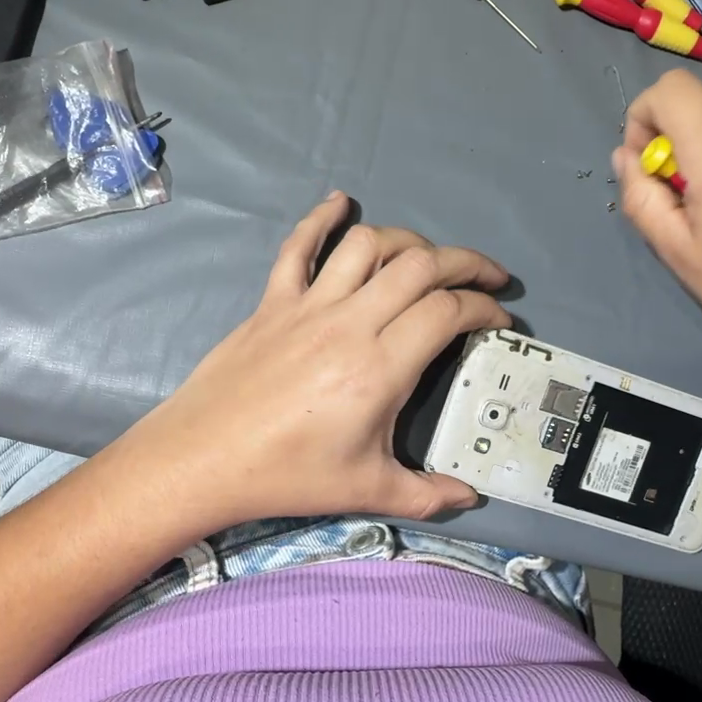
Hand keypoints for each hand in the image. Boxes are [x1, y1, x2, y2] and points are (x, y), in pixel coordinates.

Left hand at [130, 192, 511, 528]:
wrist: (202, 460)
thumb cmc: (288, 476)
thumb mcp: (367, 490)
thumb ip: (427, 494)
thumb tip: (469, 499)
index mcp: (381, 368)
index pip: (447, 312)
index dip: (484, 309)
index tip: (499, 321)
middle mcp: (350, 323)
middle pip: (420, 265)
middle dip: (465, 263)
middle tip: (489, 278)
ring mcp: (308, 306)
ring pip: (369, 246)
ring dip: (410, 241)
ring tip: (430, 257)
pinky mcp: (272, 302)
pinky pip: (298, 246)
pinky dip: (321, 218)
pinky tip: (341, 202)